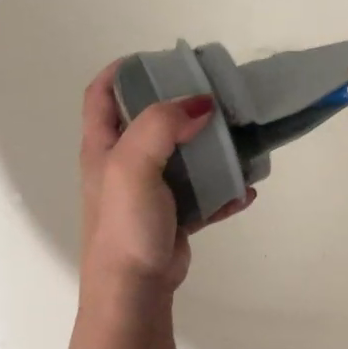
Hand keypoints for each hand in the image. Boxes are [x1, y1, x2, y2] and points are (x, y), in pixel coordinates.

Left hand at [79, 61, 254, 299]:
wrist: (134, 290)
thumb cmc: (124, 222)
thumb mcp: (133, 162)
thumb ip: (162, 124)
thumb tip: (200, 103)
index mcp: (103, 146)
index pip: (101, 95)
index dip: (121, 70)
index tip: (155, 58)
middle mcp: (124, 164)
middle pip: (150, 121)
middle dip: (179, 104)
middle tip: (213, 92)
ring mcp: (150, 192)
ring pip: (183, 157)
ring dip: (210, 147)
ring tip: (240, 137)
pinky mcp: (174, 218)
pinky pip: (203, 197)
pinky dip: (224, 192)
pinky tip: (246, 189)